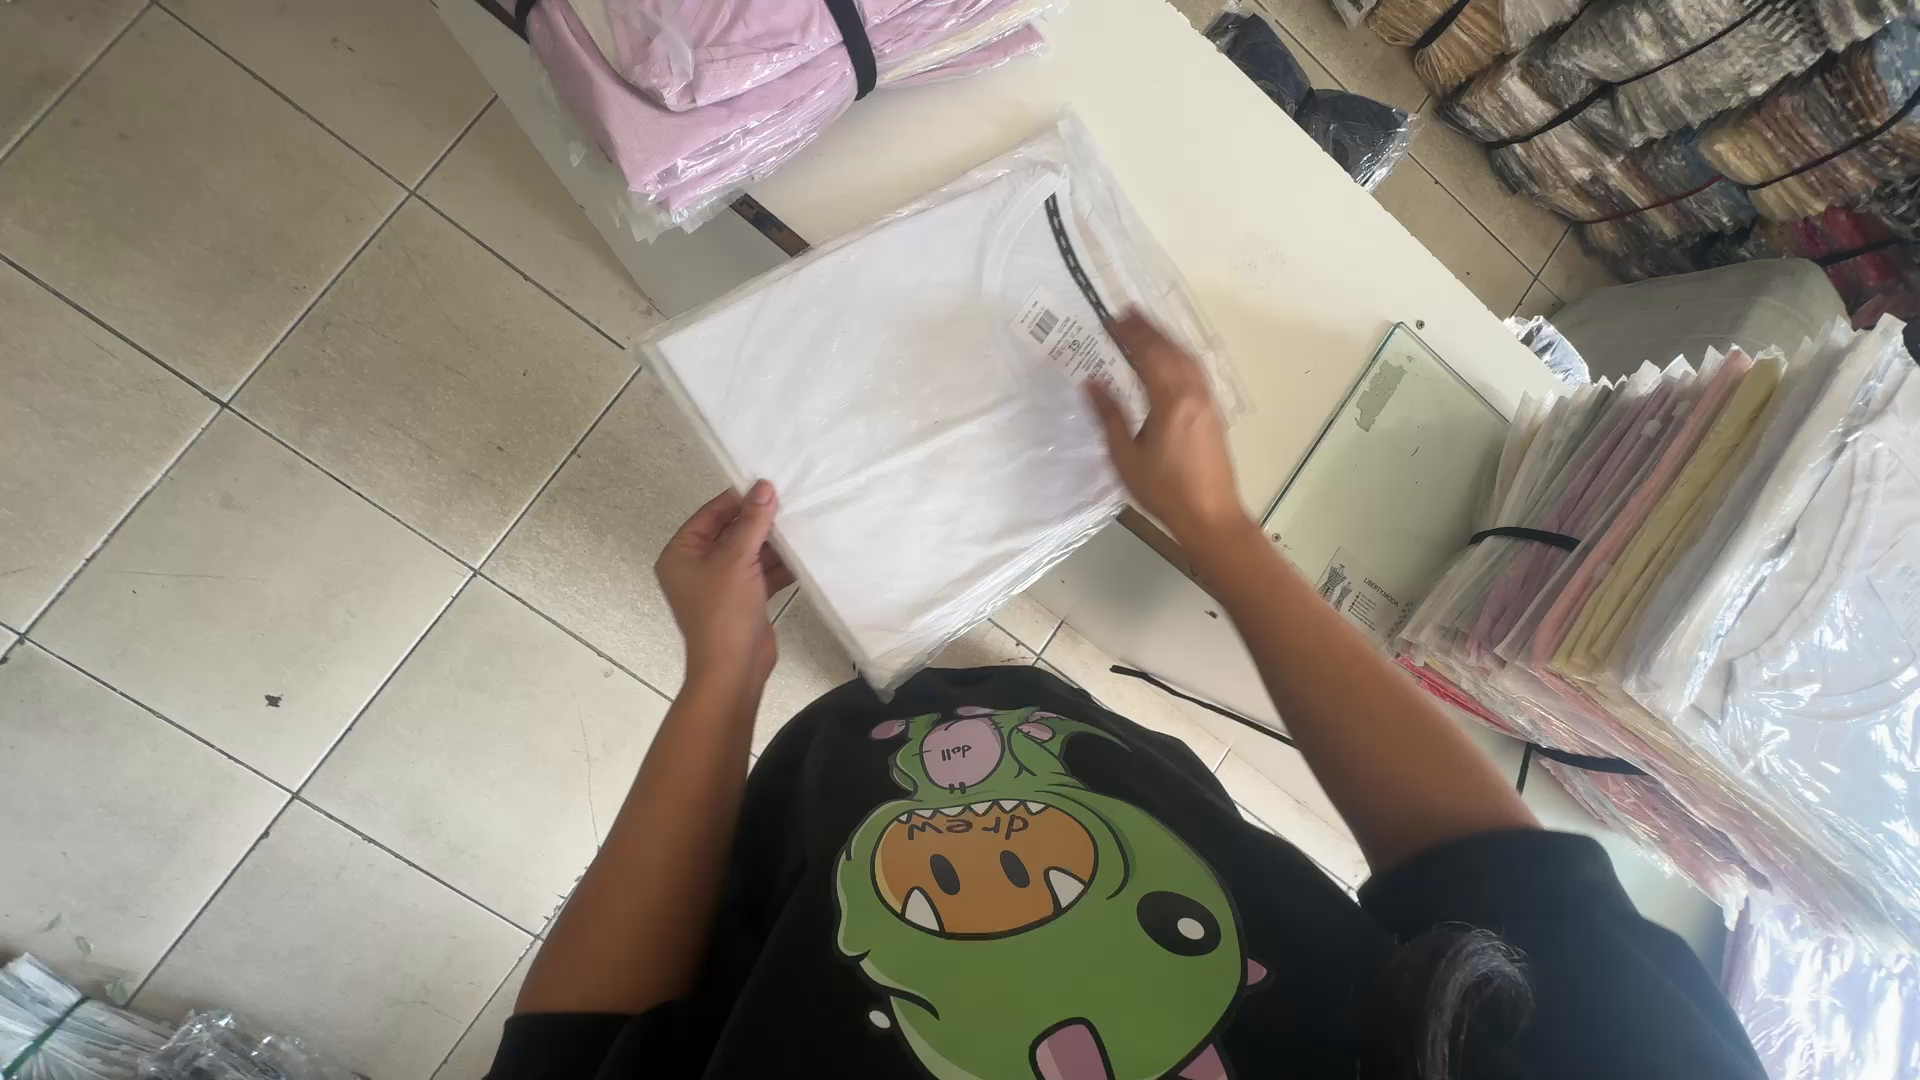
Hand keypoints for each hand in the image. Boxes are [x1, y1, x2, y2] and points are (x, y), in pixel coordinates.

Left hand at [655, 480, 795, 694]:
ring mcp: (721, 585)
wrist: (734, 667)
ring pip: (749, 553)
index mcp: (681, 554)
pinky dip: (779, 566)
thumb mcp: (737, 559)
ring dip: (772, 544)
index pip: (710, 515)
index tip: (767, 487)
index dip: (738, 500)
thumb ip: (752, 521)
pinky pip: (760, 573)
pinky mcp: (743, 599)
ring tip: (800, 526)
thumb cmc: (724, 611)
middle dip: (759, 522)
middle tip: (789, 505)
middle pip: (731, 533)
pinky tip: (802, 556)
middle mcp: (697, 567)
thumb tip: (764, 487)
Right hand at [1086, 312, 1253, 557]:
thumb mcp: (1126, 456)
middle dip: (1148, 329)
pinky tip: (1171, 359)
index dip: (1129, 335)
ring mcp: (1207, 402)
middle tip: (1126, 312)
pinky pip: (1196, 372)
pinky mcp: (1213, 413)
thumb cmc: (1163, 490)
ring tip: (1146, 327)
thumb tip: (1092, 382)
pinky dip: (1179, 356)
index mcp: (1170, 401)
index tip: (1111, 319)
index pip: (1148, 355)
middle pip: (1170, 350)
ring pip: (1187, 358)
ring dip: (1166, 339)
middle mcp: (1193, 394)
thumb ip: (1109, 415)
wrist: (1210, 515)